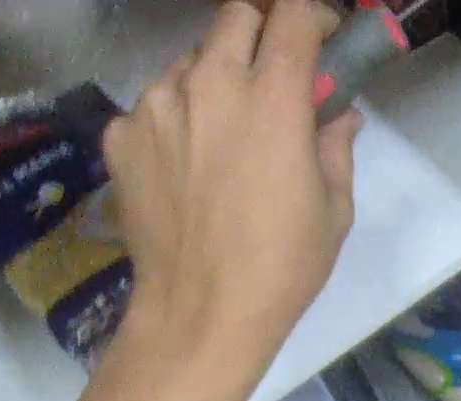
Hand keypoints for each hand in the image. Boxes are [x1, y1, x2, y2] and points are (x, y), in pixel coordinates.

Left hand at [103, 0, 362, 369]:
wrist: (203, 310)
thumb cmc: (285, 267)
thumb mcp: (333, 212)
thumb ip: (336, 149)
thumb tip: (340, 115)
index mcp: (273, 100)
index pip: (292, 17)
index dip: (313, 16)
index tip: (324, 35)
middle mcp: (209, 83)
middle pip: (236, 16)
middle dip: (264, 31)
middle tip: (278, 75)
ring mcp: (156, 104)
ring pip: (192, 61)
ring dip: (218, 78)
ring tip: (229, 133)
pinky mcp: (121, 132)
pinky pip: (156, 104)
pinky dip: (180, 119)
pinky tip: (191, 166)